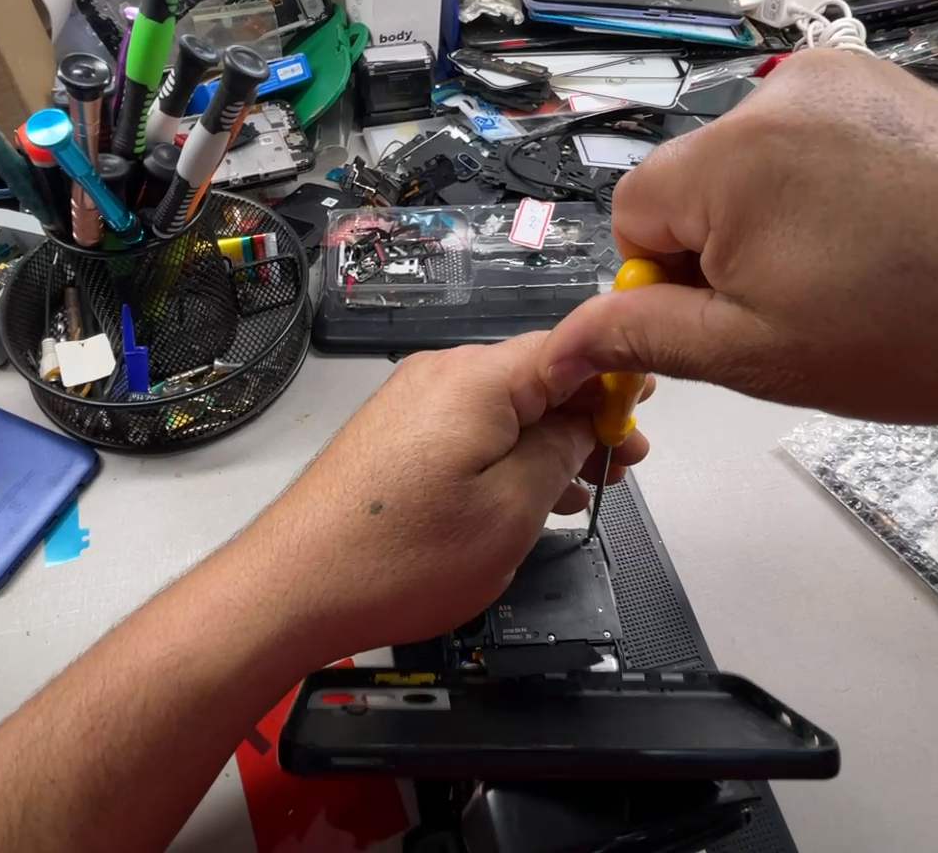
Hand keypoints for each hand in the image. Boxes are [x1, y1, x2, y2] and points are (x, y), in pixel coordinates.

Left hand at [230, 333, 650, 663]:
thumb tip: (584, 421)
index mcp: (476, 379)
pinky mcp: (398, 431)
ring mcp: (413, 401)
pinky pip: (470, 427)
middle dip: (586, 417)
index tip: (646, 409)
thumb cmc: (400, 557)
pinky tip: (531, 490)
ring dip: (549, 439)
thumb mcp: (509, 511)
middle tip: (626, 462)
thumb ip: (559, 452)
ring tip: (588, 483)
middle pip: (535, 378)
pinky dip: (508, 451)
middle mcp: (441, 374)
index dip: (614, 377)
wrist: (291, 586)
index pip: (568, 351)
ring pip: (503, 407)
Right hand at [540, 48, 937, 427]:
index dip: (664, 273)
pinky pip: (799, 136)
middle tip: (792, 299)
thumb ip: (639, 336)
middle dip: (716, 245)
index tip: (727, 311)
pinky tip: (873, 226)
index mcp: (730, 157)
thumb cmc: (912, 341)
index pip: (630, 211)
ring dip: (763, 216)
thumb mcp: (748, 354)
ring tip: (844, 266)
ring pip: (741, 162)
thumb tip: (563, 341)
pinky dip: (811, 185)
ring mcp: (839, 76)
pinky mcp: (883, 80)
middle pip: (687, 182)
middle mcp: (777, 92)